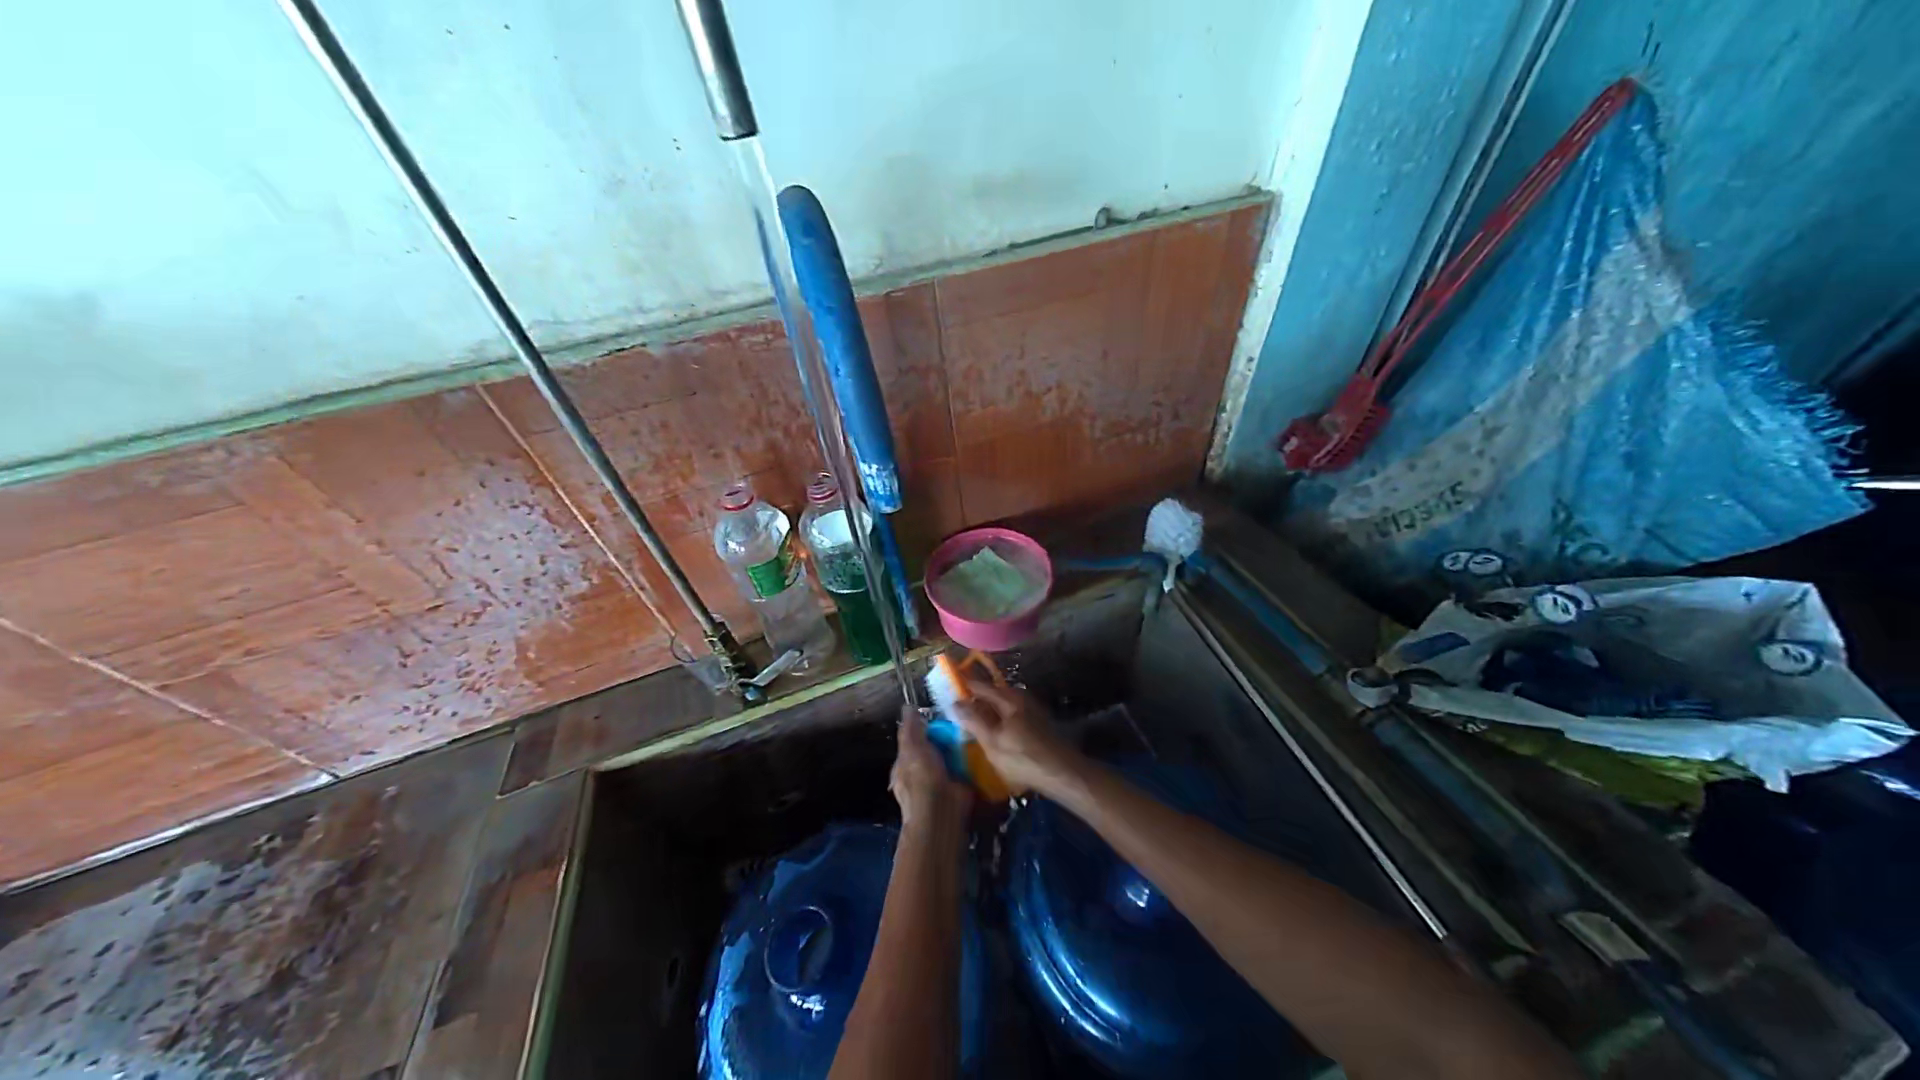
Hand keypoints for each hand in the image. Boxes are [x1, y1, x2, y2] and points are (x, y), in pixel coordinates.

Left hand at [891, 706, 969, 829]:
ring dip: (963, 746)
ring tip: (978, 725)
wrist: (943, 811)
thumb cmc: (922, 778)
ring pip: (953, 756)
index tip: (943, 712)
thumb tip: (908, 707)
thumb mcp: (912, 747)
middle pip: (937, 747)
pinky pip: (967, 767)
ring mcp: (943, 780)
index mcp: (906, 763)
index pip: (916, 739)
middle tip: (965, 717)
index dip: (927, 726)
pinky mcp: (961, 786)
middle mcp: (923, 772)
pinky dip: (975, 758)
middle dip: (948, 736)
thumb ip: (911, 728)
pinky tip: (984, 744)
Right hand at [949, 682, 1084, 798]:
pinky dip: (1000, 720)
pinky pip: (1012, 715)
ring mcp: (1032, 710)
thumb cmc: (1023, 758)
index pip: (979, 684)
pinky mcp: (1038, 724)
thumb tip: (954, 702)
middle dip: (975, 700)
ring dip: (988, 712)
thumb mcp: (992, 742)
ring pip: (1002, 706)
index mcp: (1008, 697)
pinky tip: (995, 735)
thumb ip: (973, 720)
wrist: (1064, 774)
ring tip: (973, 725)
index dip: (962, 685)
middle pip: (992, 694)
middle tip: (957, 711)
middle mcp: (1021, 697)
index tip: (946, 689)